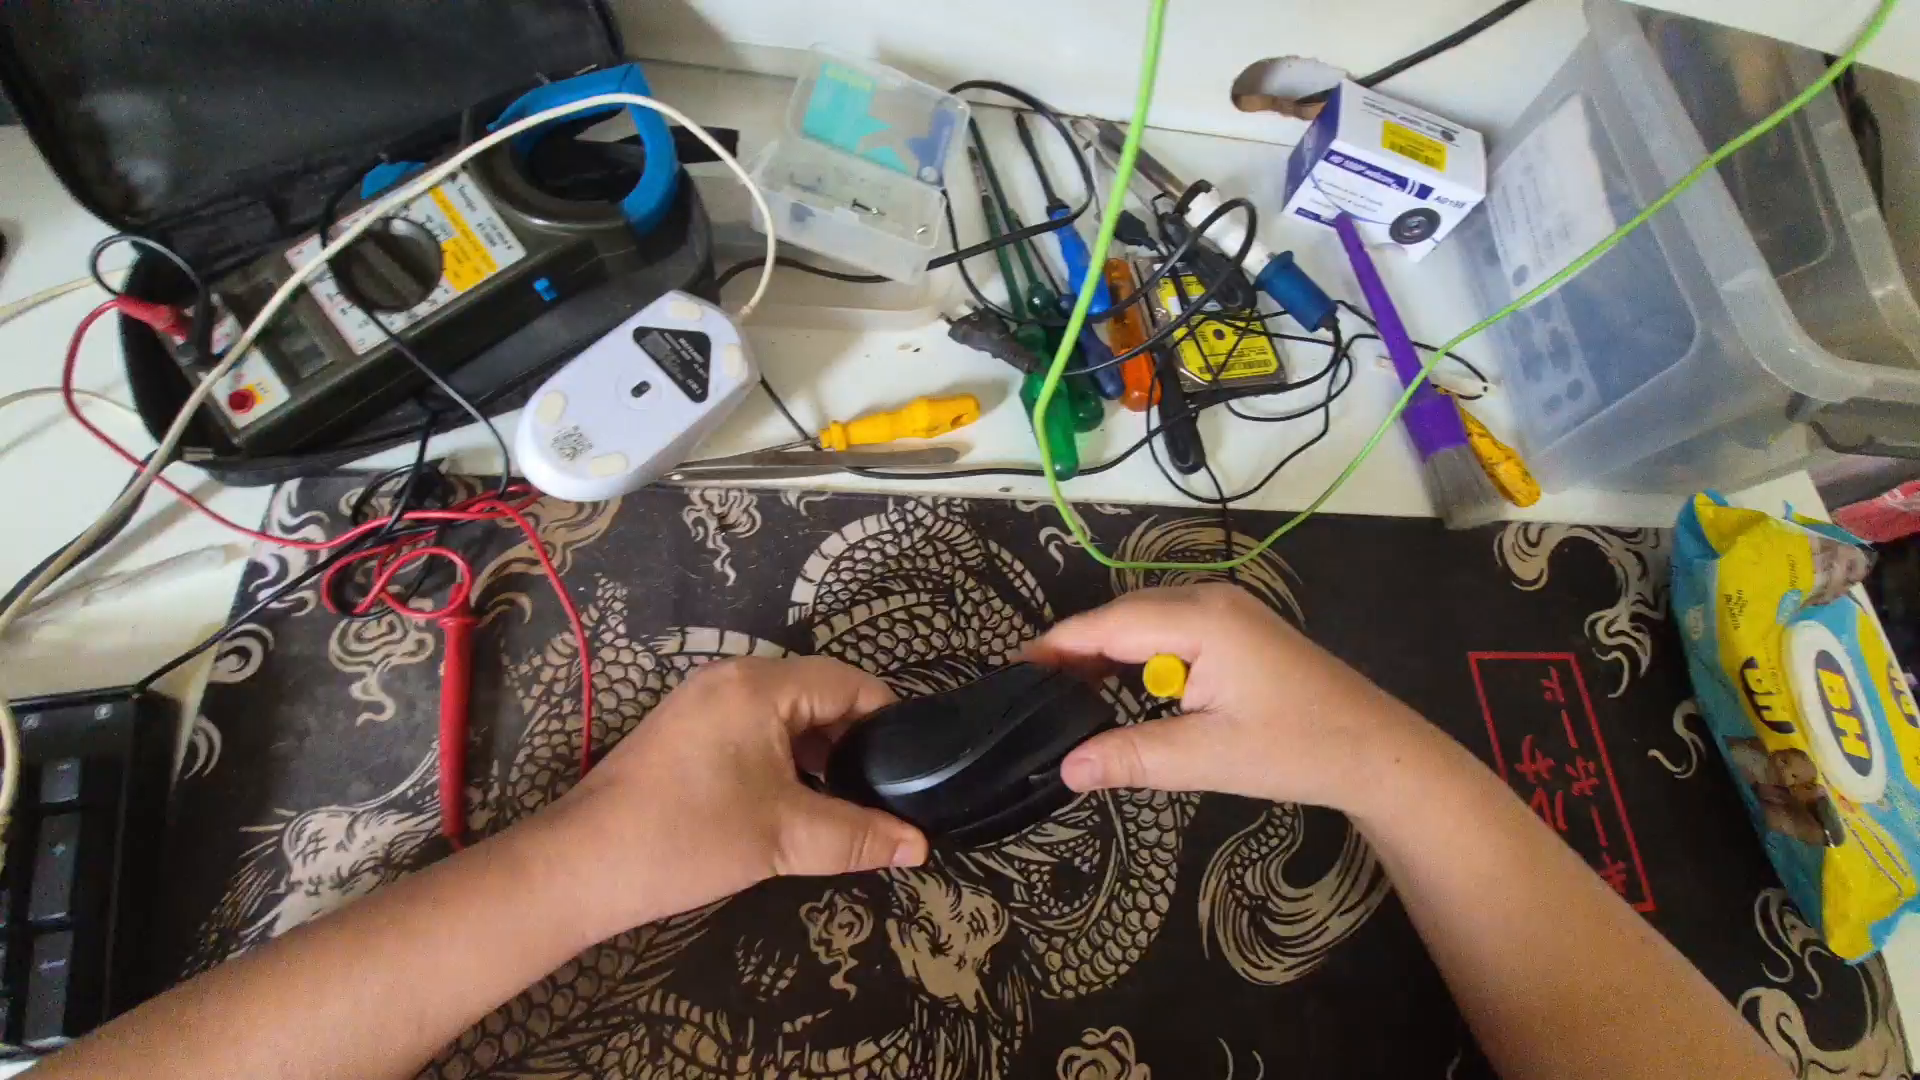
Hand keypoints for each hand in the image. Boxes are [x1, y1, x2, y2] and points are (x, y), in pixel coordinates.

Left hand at [529, 655, 927, 937]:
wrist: (578, 867)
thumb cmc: (687, 839)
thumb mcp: (784, 838)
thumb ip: (858, 836)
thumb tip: (921, 847)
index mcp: (761, 685)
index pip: (849, 682)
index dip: (887, 717)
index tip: (911, 761)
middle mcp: (736, 676)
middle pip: (820, 692)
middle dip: (856, 737)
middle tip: (883, 784)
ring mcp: (708, 697)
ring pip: (790, 711)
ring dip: (822, 748)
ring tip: (848, 794)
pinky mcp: (692, 724)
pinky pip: (760, 724)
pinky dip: (789, 753)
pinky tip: (800, 793)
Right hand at [1028, 584, 1435, 810]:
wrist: (1380, 750)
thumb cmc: (1297, 749)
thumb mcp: (1208, 758)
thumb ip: (1131, 757)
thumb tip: (1063, 769)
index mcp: (1199, 621)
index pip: (1106, 625)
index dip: (1057, 646)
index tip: (1014, 671)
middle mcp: (1207, 598)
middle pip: (1120, 616)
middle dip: (1076, 649)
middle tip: (1036, 692)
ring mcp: (1223, 607)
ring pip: (1141, 619)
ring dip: (1105, 651)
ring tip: (1067, 691)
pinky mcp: (1233, 624)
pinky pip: (1166, 627)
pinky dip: (1135, 651)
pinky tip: (1120, 682)